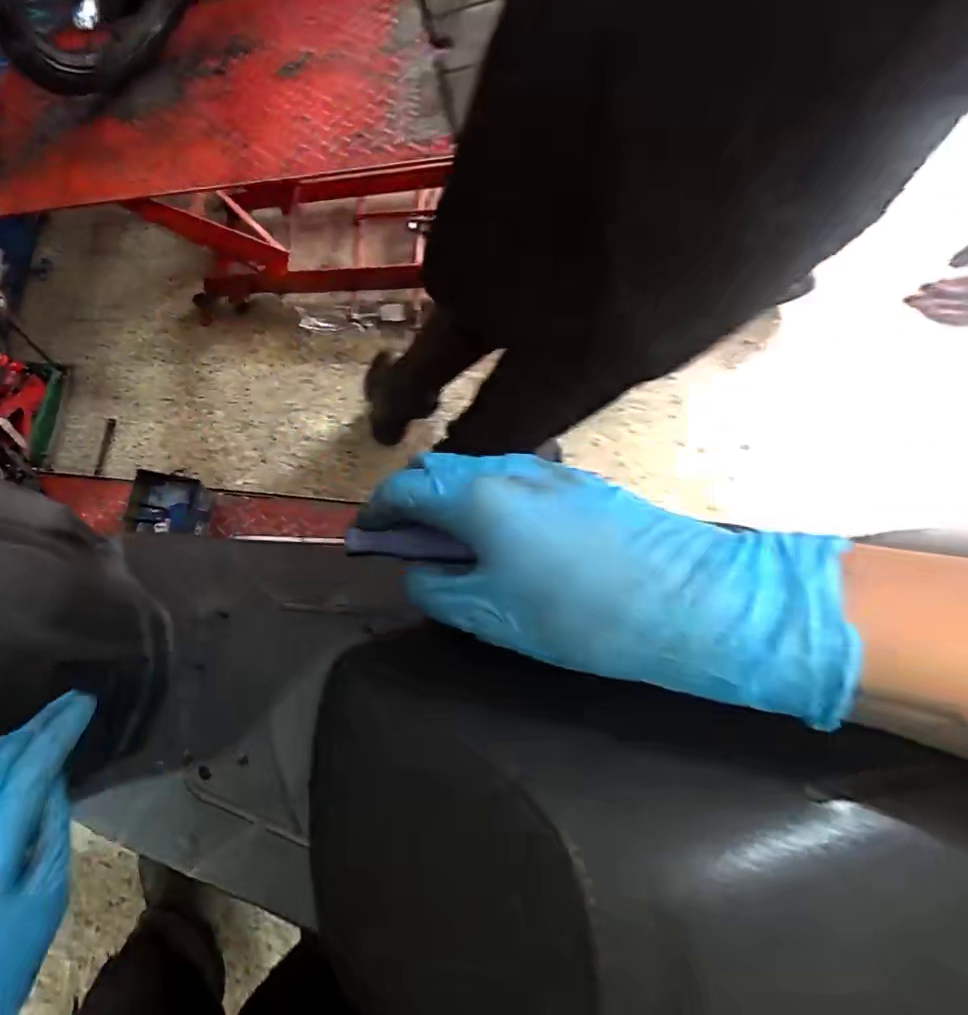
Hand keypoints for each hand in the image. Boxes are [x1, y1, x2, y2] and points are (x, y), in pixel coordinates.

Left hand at [0, 691, 96, 1014]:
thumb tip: (54, 774)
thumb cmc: (5, 960)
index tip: (83, 702)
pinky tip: (4, 750)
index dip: (57, 730)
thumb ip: (51, 828)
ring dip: (12, 737)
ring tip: (45, 719)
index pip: (29, 768)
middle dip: (38, 724)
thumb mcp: (47, 898)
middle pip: (1, 757)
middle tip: (71, 700)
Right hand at [361, 453, 860, 729]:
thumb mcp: (485, 612)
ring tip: (455, 539)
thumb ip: (431, 585)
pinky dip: (485, 497)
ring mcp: (547, 471)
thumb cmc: (580, 614)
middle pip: (431, 468)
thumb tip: (419, 568)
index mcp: (472, 497)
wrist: (715, 605)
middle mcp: (503, 470)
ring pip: (472, 469)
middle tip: (408, 538)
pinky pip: (510, 477)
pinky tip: (505, 535)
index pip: (399, 490)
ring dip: (447, 496)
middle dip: (407, 498)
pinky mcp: (582, 483)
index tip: (366, 538)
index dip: (374, 514)